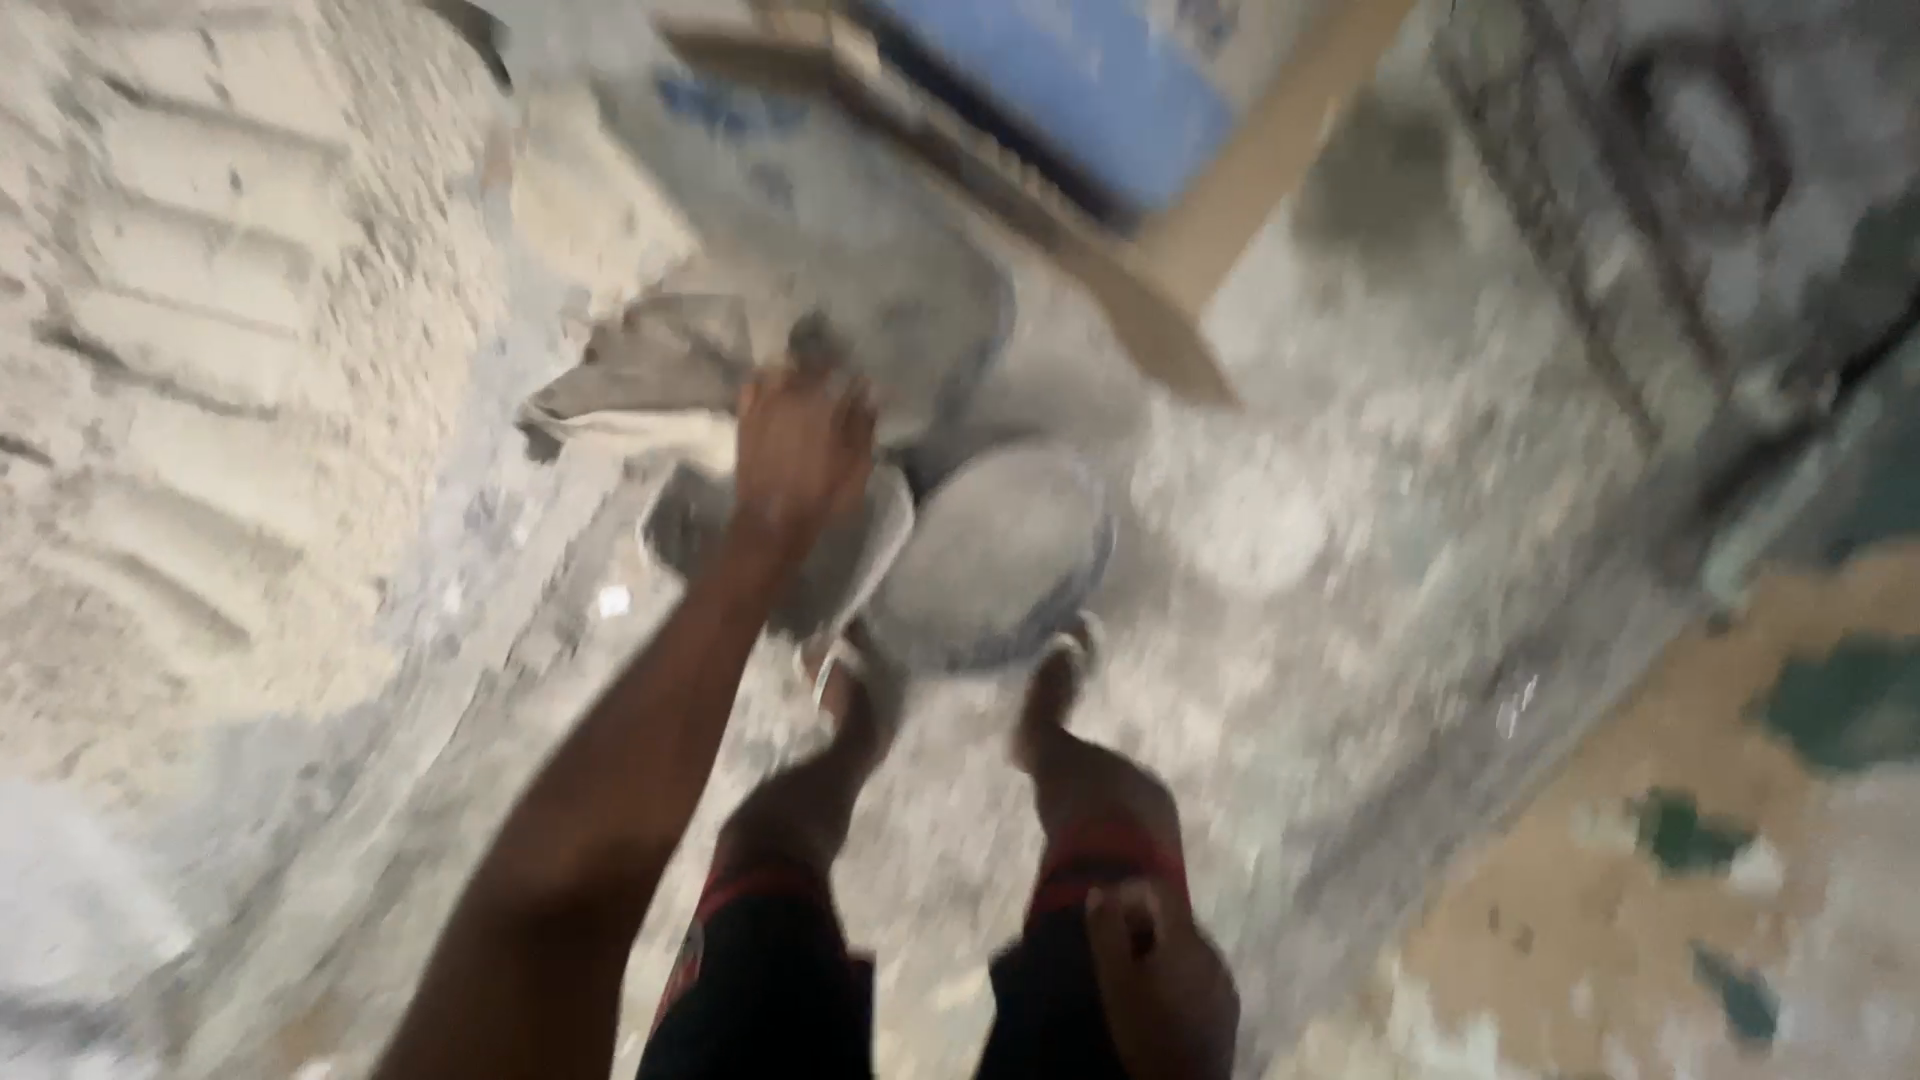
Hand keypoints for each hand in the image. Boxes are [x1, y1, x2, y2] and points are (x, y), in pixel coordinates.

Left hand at [731, 364, 876, 556]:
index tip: (859, 378)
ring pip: (780, 369)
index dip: (851, 373)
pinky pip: (752, 385)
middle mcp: (790, 394)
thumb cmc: (822, 496)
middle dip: (824, 366)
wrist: (772, 520)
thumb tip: (869, 394)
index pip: (840, 371)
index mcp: (822, 403)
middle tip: (835, 376)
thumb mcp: (857, 465)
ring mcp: (763, 404)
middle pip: (808, 365)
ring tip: (804, 379)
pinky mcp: (745, 418)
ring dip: (795, 370)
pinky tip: (774, 389)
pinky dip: (765, 381)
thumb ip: (864, 425)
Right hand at [1085, 880, 1239, 1079]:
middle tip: (1112, 944)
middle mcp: (1212, 951)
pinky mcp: (1227, 1003)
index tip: (1107, 911)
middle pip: (1173, 914)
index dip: (1130, 889)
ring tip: (1131, 971)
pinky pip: (1198, 966)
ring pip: (1185, 941)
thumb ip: (1106, 930)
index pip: (1161, 889)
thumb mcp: (1115, 980)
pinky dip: (1175, 966)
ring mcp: (1224, 978)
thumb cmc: (1147, 1032)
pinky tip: (1158, 994)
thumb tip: (1099, 891)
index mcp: (1186, 940)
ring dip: (1157, 943)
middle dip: (1140, 919)